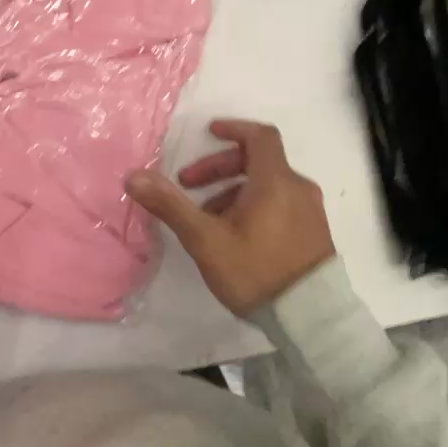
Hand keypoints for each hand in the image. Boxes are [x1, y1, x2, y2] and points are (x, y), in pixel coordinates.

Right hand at [127, 119, 335, 316]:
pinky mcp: (313, 231)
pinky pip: (279, 203)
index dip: (233, 129)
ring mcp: (310, 210)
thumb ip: (170, 205)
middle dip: (219, 168)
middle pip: (258, 160)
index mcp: (274, 182)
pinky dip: (252, 204)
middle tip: (188, 186)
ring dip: (232, 190)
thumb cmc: (255, 271)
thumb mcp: (205, 239)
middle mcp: (297, 188)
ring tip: (206, 218)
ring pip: (267, 185)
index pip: (259, 136)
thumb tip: (134, 176)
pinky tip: (233, 234)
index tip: (209, 133)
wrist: (309, 317)